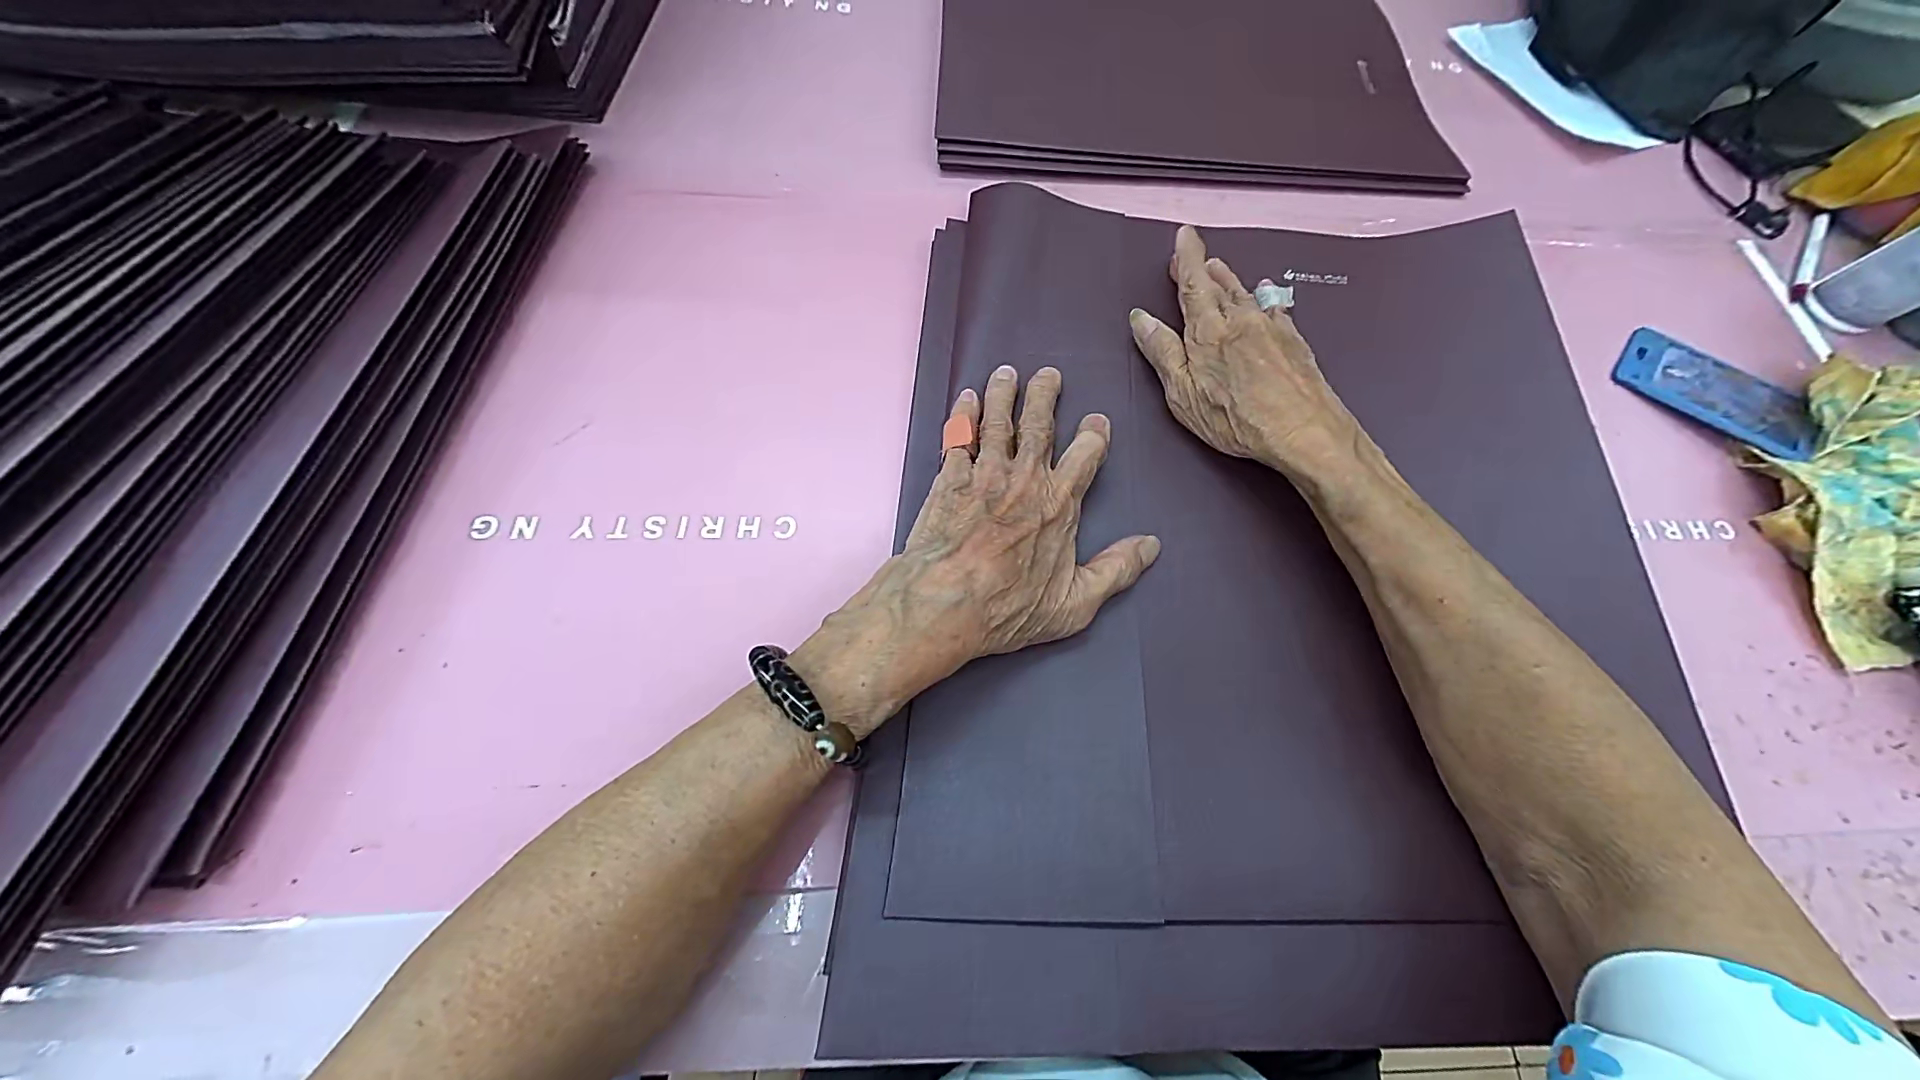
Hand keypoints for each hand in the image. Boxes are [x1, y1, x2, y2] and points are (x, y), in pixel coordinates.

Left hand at [792, 365, 1159, 736]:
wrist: (943, 601)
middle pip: (1039, 424)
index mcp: (1059, 503)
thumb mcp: (1074, 603)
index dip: (1094, 433)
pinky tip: (966, 400)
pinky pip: (959, 436)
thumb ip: (1115, 571)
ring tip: (1007, 373)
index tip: (1096, 420)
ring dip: (1004, 393)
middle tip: (1048, 374)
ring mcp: (984, 474)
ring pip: (998, 421)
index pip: (1085, 454)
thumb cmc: (1007, 607)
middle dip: (1045, 395)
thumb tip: (1150, 546)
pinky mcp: (949, 479)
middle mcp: (1024, 478)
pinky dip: (964, 414)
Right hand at [1128, 225, 1371, 485]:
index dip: (1187, 256)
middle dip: (1204, 268)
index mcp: (1208, 330)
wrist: (1304, 430)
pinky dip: (1263, 296)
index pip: (1194, 282)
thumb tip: (1141, 319)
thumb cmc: (1237, 419)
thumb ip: (1161, 352)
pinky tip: (1265, 292)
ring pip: (1246, 292)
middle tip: (1193, 257)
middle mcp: (1241, 319)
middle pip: (1219, 284)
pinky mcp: (1294, 339)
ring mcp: (1271, 326)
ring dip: (1230, 279)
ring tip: (1221, 268)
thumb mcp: (1183, 393)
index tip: (1184, 235)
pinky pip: (1274, 306)